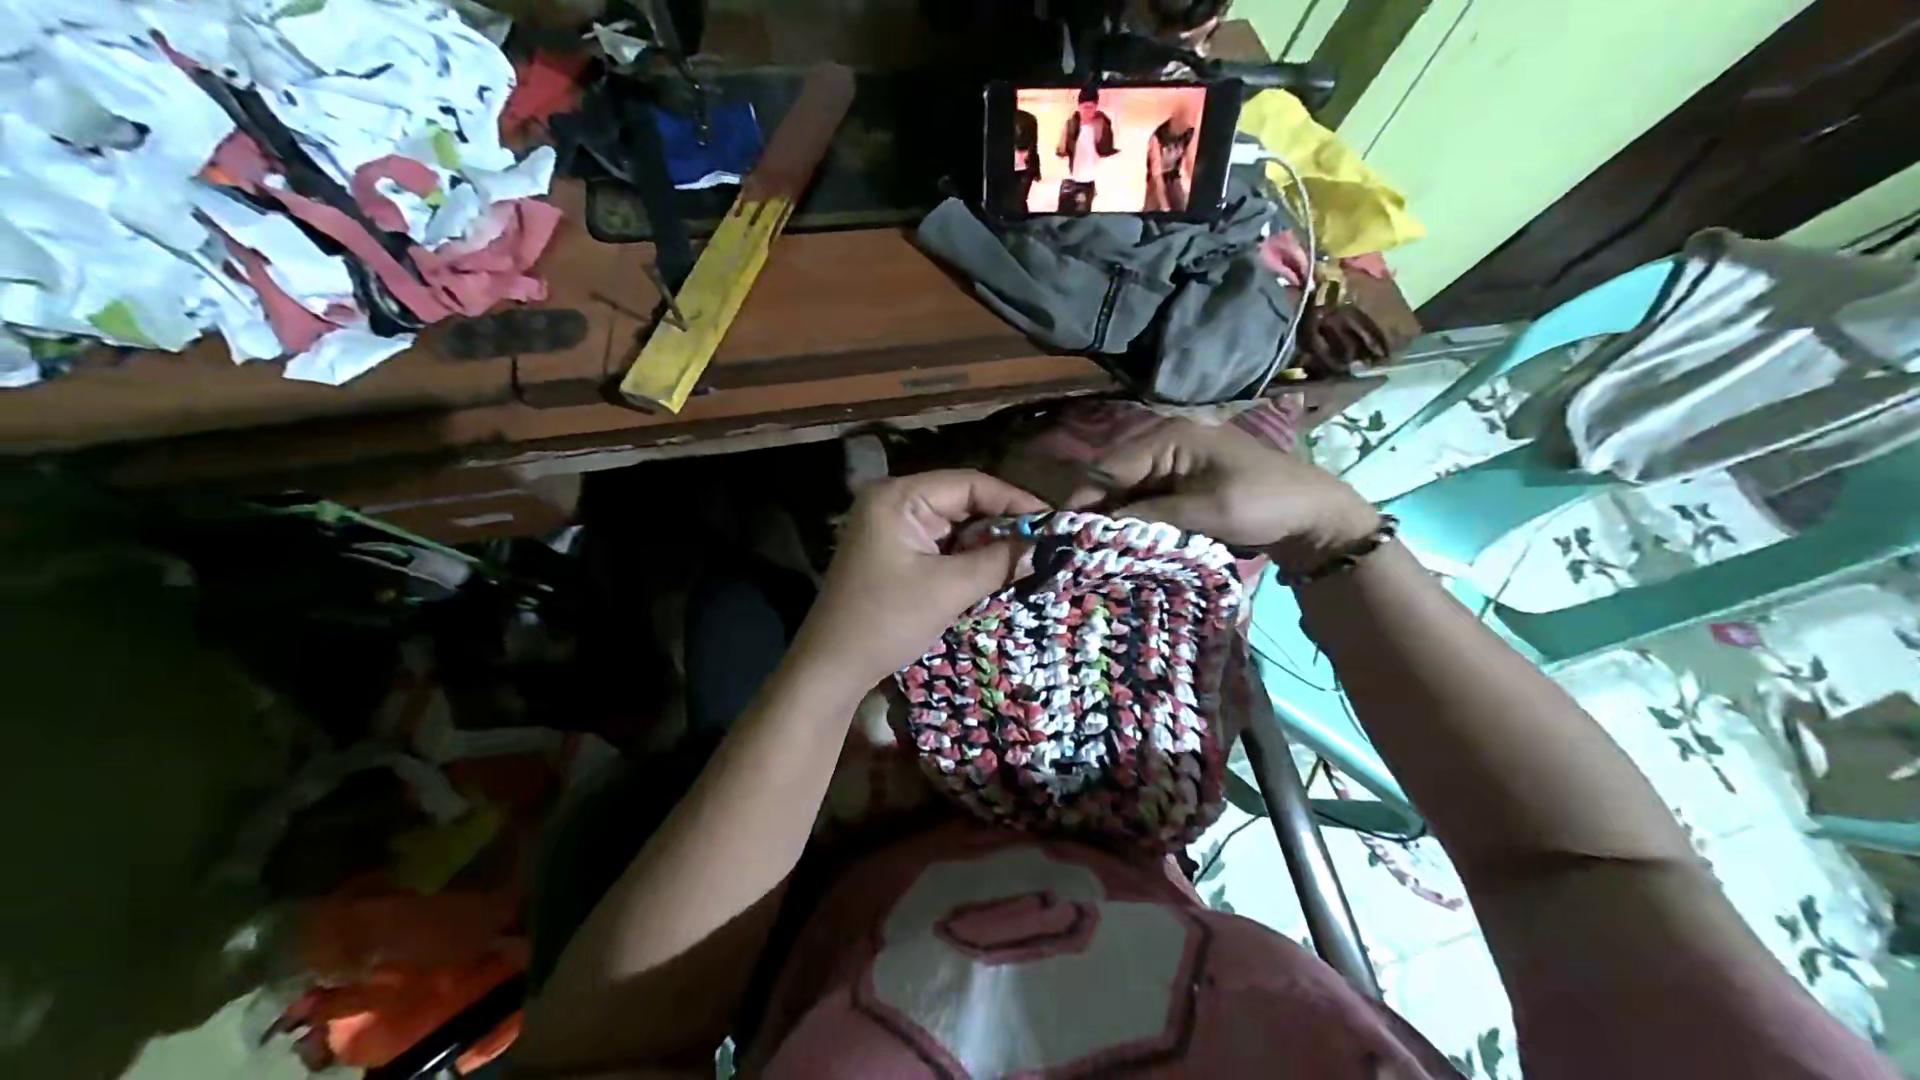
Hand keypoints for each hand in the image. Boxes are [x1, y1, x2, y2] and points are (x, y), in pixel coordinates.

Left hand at [793, 470, 1046, 688]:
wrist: (832, 666)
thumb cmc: (886, 621)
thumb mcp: (948, 589)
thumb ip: (998, 562)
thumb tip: (1044, 548)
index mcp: (899, 497)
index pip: (969, 484)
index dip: (1014, 500)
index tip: (1052, 522)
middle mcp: (893, 502)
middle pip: (962, 501)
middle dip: (1003, 522)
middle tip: (1044, 542)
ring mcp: (892, 527)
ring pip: (955, 525)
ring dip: (988, 542)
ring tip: (1028, 556)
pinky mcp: (894, 552)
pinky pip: (941, 544)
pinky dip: (968, 556)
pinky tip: (996, 569)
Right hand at [1067, 421, 1378, 571]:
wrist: (1313, 515)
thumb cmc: (1263, 502)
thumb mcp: (1205, 511)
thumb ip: (1148, 514)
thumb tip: (1099, 527)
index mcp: (1168, 438)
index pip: (1108, 468)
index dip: (1084, 501)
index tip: (1064, 533)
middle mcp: (1163, 444)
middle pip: (1113, 480)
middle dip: (1096, 511)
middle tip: (1078, 546)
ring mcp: (1171, 465)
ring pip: (1125, 493)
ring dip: (1114, 519)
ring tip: (1095, 548)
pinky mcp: (1178, 485)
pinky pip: (1143, 501)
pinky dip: (1133, 521)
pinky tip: (1123, 542)